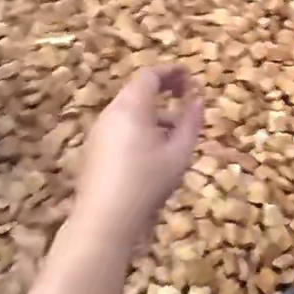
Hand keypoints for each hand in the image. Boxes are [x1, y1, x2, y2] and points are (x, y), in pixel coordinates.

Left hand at [70, 65, 201, 250]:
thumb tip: (198, 100)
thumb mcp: (179, 153)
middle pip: (137, 90)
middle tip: (186, 95)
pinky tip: (156, 149)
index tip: (191, 77)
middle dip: (163, 89)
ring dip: (154, 110)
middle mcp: (111, 112)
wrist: (104, 221)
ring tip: (177, 128)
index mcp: (131, 106)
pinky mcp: (95, 149)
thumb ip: (191, 122)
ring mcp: (99, 131)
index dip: (172, 72)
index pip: (150, 75)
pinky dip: (141, 125)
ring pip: (129, 109)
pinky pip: (121, 126)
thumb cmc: (147, 183)